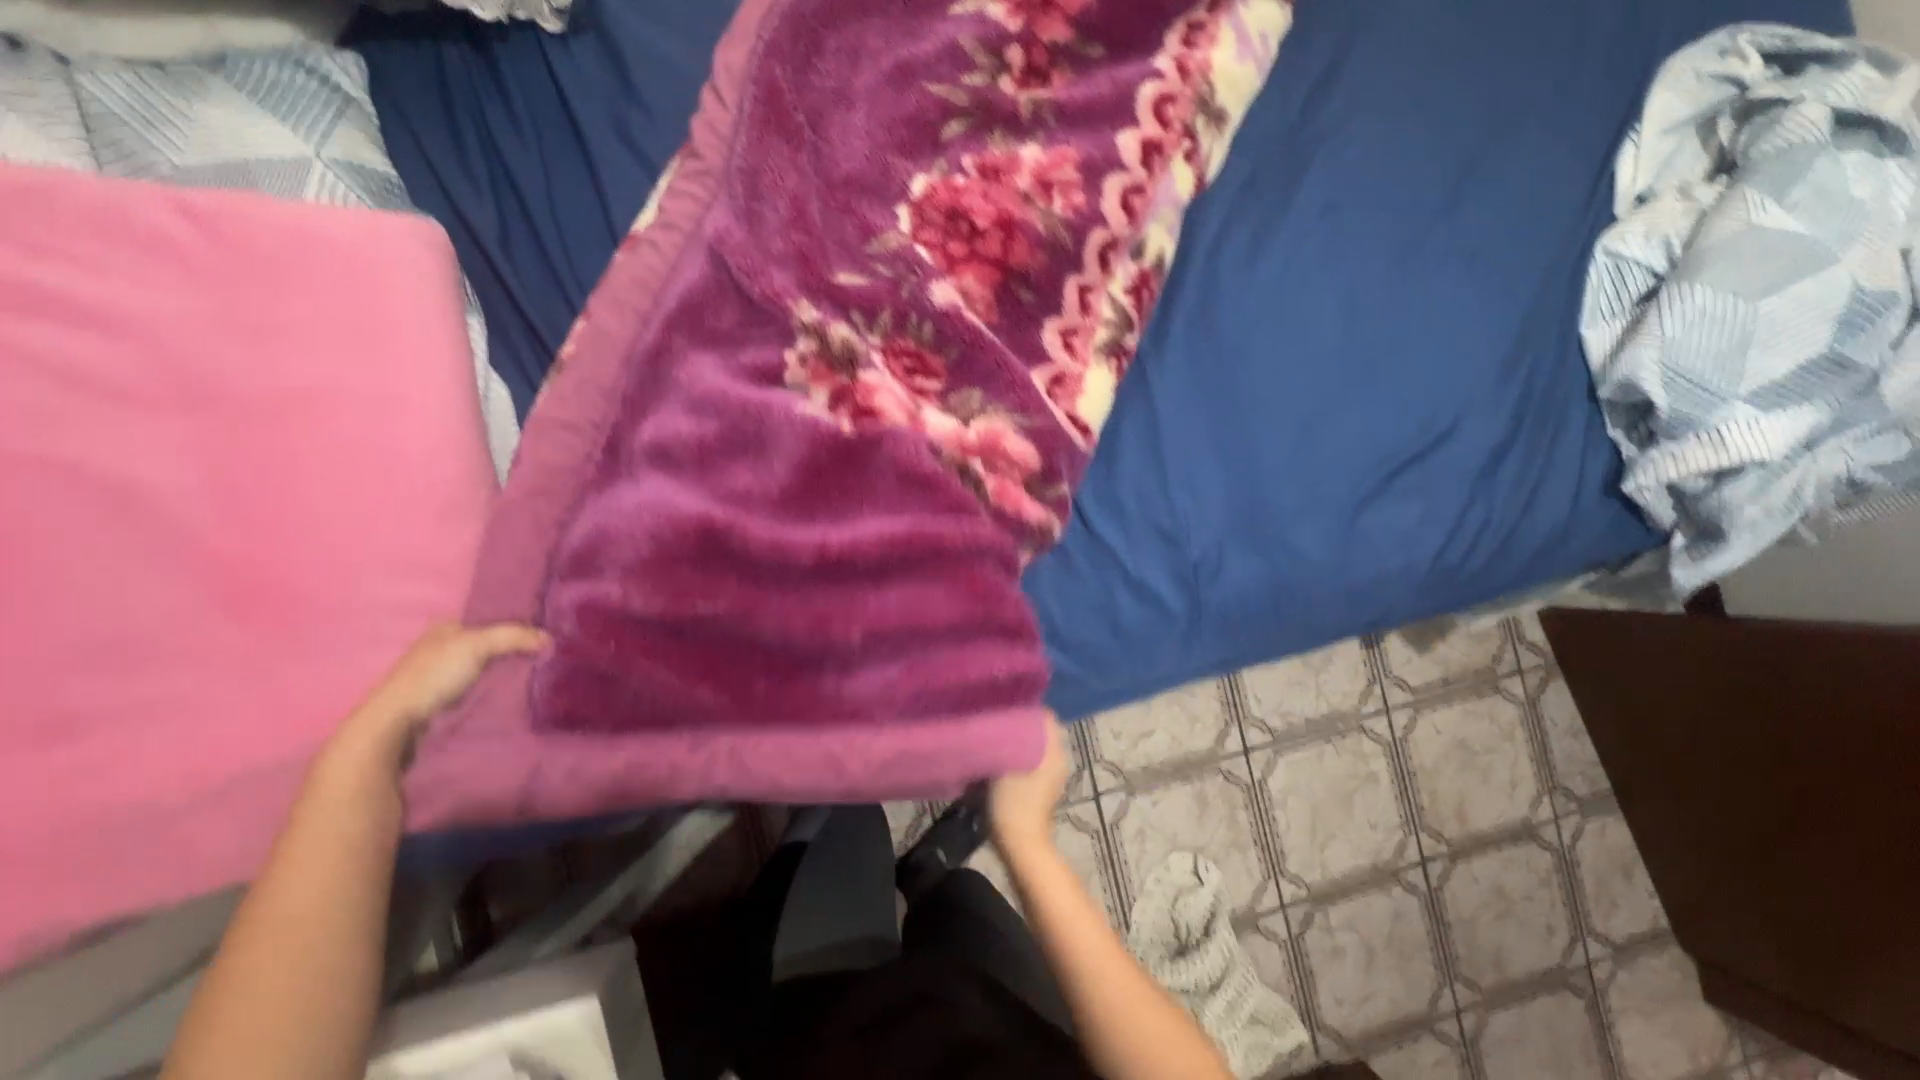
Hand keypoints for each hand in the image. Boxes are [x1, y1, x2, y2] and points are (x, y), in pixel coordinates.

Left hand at [331, 621, 549, 772]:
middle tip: (548, 657)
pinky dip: (498, 690)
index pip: (492, 620)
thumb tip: (550, 638)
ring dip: (509, 673)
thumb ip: (513, 636)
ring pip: (489, 668)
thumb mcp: (477, 645)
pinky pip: (483, 688)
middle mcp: (446, 647)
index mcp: (448, 627)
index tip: (545, 636)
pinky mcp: (447, 700)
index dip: (518, 626)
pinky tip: (517, 694)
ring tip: (540, 676)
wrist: (398, 721)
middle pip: (492, 644)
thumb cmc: (434, 675)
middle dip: (516, 650)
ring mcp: (445, 675)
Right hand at [988, 717, 1070, 855]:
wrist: (1021, 842)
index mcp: (1054, 750)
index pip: (1046, 716)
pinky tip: (1002, 762)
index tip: (1005, 709)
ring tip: (997, 741)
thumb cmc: (1013, 801)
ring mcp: (1054, 774)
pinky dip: (1021, 757)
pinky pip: (1034, 761)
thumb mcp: (1004, 764)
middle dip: (1022, 724)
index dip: (1026, 709)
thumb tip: (1003, 719)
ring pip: (1037, 746)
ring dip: (1020, 742)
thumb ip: (1007, 737)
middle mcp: (1059, 758)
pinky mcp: (1045, 787)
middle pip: (1041, 730)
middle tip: (998, 723)